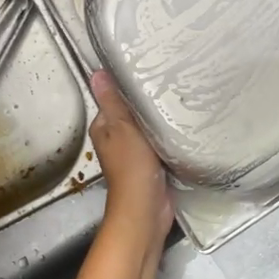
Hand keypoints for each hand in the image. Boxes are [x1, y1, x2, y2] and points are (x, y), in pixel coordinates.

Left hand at [89, 71, 172, 251]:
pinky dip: (169, 135)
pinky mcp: (154, 164)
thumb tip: (96, 73)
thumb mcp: (121, 127)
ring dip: (160, 118)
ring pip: (149, 127)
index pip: (114, 98)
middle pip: (133, 112)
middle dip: (148, 101)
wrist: (146, 209)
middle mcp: (117, 139)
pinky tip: (183, 124)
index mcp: (104, 128)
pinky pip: (161, 142)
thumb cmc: (131, 166)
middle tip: (171, 81)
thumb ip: (112, 101)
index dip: (129, 85)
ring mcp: (136, 152)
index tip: (149, 69)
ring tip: (180, 97)